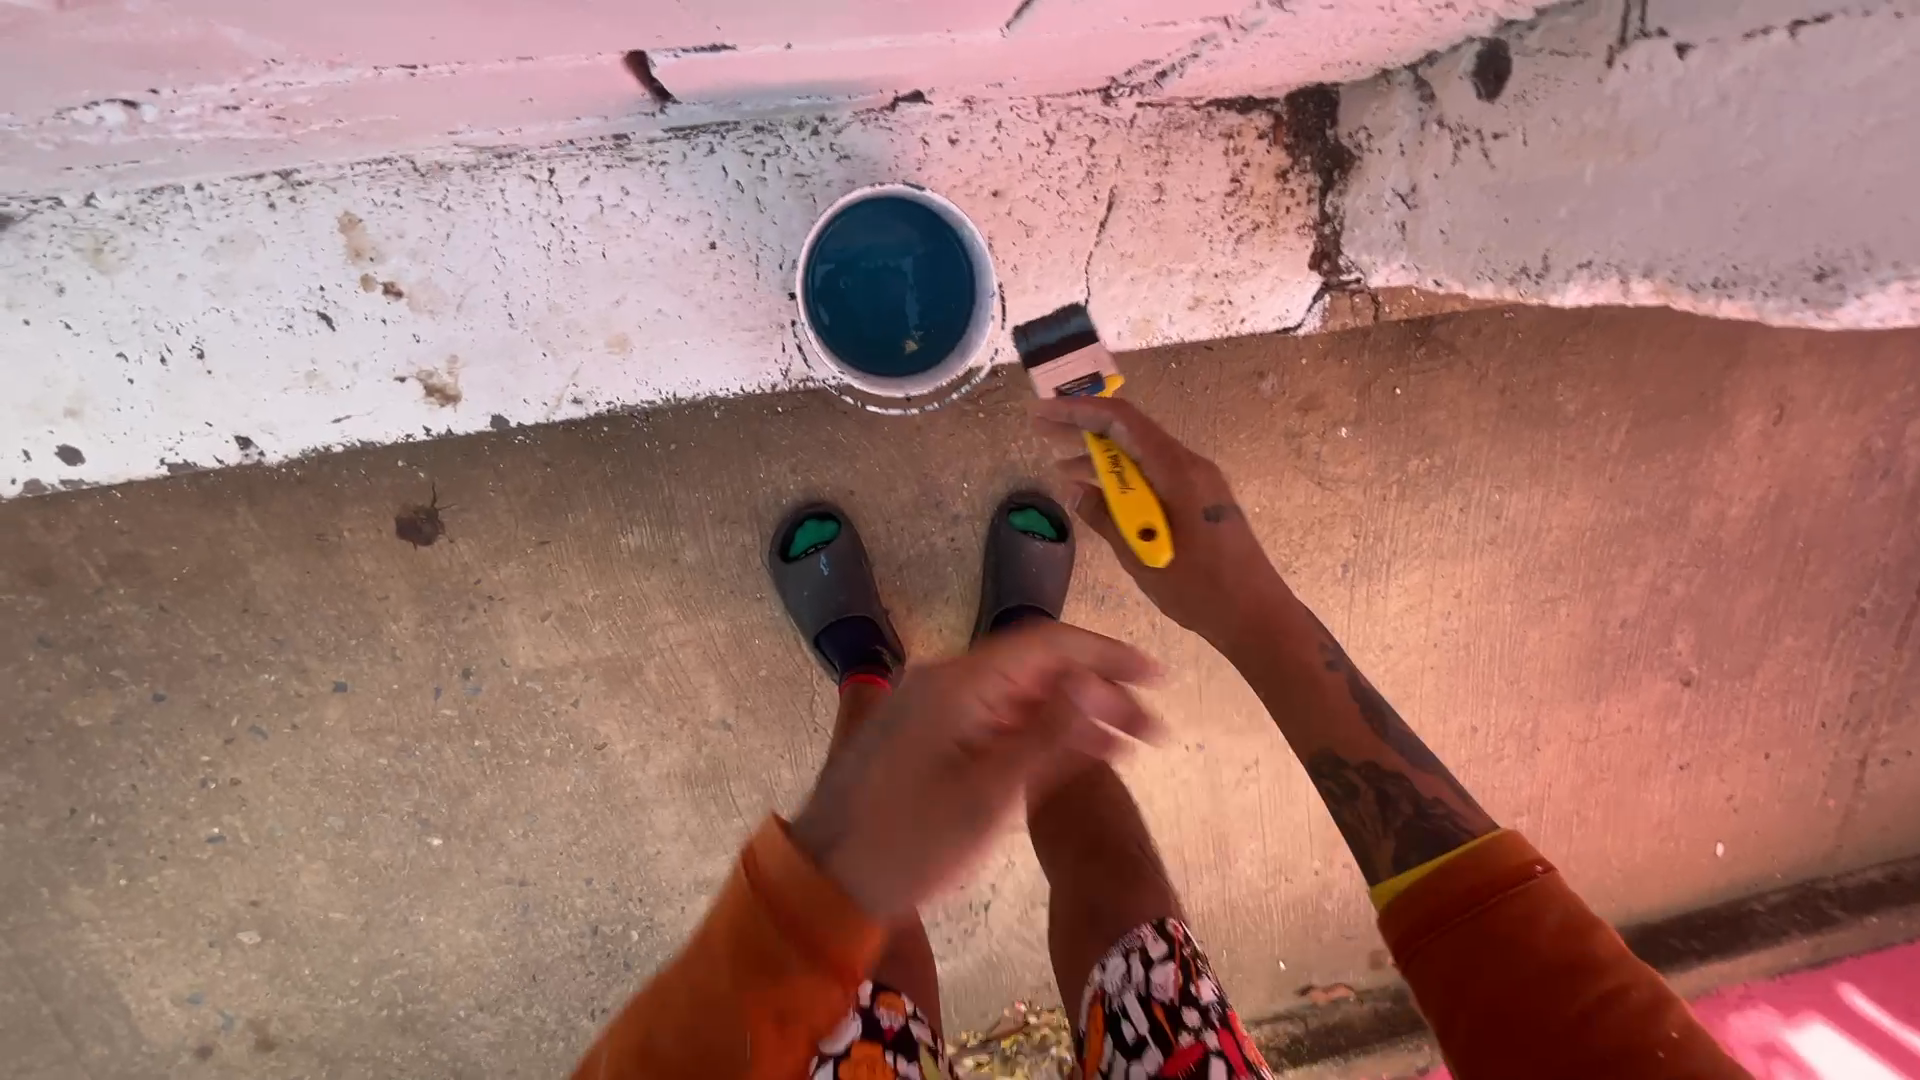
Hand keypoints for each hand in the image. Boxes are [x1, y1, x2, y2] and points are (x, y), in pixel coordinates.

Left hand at [789, 620, 1159, 918]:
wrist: (828, 879)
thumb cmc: (908, 841)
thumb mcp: (987, 794)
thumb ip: (1047, 735)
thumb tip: (1097, 683)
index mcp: (962, 682)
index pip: (1048, 645)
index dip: (1105, 653)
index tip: (1154, 675)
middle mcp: (953, 683)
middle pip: (1040, 671)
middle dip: (1100, 692)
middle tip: (1153, 729)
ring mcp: (944, 709)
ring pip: (1024, 697)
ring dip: (1077, 715)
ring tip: (1133, 744)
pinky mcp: (939, 736)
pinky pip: (1001, 722)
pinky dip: (1042, 734)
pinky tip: (1083, 753)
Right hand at [1034, 396, 1289, 647]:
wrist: (1256, 614)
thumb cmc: (1200, 589)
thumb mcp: (1141, 555)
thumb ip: (1105, 517)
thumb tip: (1075, 489)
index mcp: (1176, 470)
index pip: (1121, 420)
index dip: (1078, 410)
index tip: (1043, 412)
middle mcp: (1189, 465)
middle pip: (1130, 431)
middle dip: (1083, 427)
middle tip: (1041, 429)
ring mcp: (1196, 481)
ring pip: (1140, 453)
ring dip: (1101, 455)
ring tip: (1059, 464)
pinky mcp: (1198, 498)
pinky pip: (1153, 473)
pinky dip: (1121, 476)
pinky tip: (1097, 491)